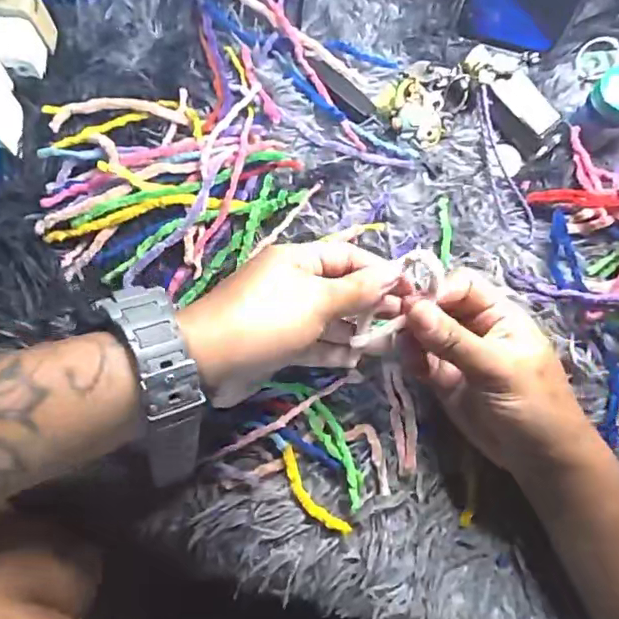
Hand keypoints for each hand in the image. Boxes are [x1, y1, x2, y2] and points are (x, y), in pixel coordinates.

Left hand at [178, 242, 405, 406]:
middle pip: (341, 289)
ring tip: (386, 345)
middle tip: (404, 322)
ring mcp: (285, 315)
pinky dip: (333, 350)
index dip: (380, 270)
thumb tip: (394, 271)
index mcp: (298, 259)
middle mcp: (293, 283)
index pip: (348, 257)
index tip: (411, 289)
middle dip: (372, 304)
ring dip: (356, 331)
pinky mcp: (280, 344)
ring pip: (330, 320)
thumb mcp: (316, 301)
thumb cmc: (267, 320)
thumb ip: (357, 289)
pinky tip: (355, 361)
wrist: (208, 361)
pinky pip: (314, 343)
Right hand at [397, 269, 598, 471]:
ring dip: (407, 335)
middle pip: (436, 305)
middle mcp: (474, 328)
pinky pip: (419, 360)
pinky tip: (409, 366)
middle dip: (414, 311)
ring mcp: (456, 354)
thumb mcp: (496, 368)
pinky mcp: (443, 379)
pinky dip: (409, 359)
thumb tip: (413, 307)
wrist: (540, 459)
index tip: (411, 305)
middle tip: (390, 320)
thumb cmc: (533, 405)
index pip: (460, 285)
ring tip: (397, 345)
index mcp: (497, 314)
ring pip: (423, 332)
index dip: (436, 289)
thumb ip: (453, 339)